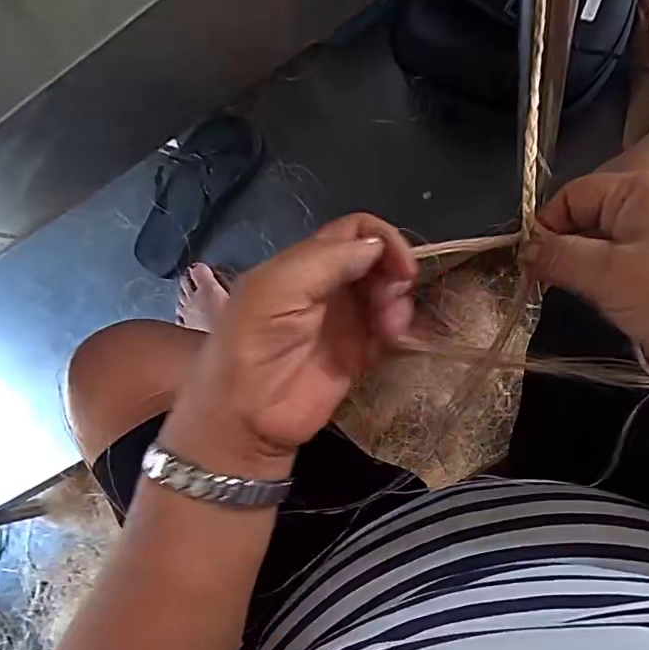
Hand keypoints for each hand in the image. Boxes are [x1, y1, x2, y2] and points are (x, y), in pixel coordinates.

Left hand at [161, 213, 417, 480]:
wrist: (247, 416)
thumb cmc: (253, 345)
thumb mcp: (278, 289)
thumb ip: (327, 260)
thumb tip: (378, 246)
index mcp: (304, 264)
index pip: (354, 232)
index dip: (383, 240)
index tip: (401, 265)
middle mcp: (328, 287)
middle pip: (378, 263)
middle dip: (394, 275)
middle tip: (391, 302)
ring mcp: (345, 322)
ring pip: (388, 296)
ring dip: (399, 305)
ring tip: (391, 330)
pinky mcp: (358, 356)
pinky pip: (390, 333)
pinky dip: (401, 332)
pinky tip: (395, 342)